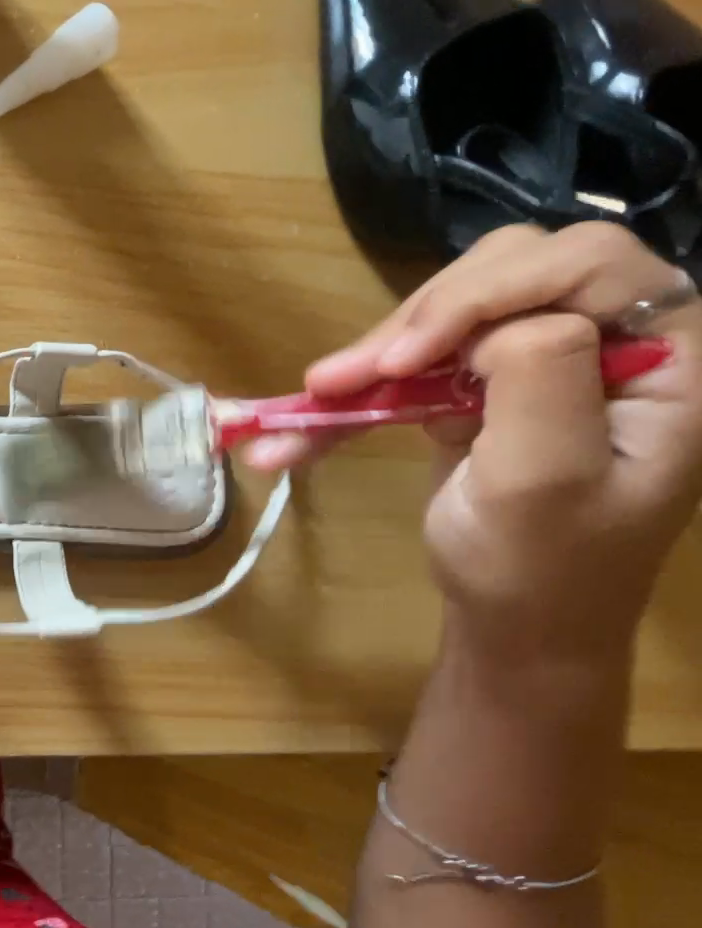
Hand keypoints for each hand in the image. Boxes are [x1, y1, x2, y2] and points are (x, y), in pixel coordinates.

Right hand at [248, 223, 701, 653]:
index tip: (399, 363)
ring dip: (373, 355)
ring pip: (449, 311)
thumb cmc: (539, 565)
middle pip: (508, 272)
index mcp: (665, 354)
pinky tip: (301, 431)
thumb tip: (490, 326)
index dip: (483, 298)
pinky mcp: (480, 392)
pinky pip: (413, 365)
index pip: (582, 265)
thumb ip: (540, 379)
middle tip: (339, 380)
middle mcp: (612, 342)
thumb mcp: (546, 479)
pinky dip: (354, 395)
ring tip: (309, 402)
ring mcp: (540, 364)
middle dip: (417, 321)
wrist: (517, 623)